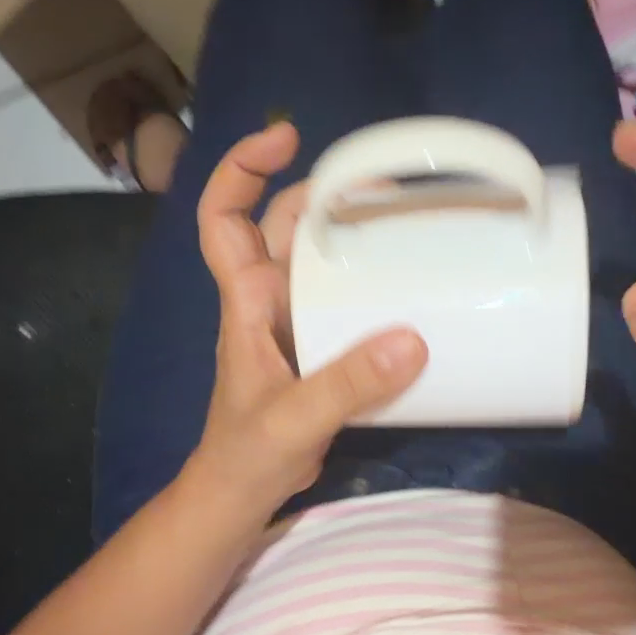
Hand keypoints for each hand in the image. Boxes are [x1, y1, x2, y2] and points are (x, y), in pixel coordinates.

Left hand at [184, 122, 428, 511]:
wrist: (244, 494)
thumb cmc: (248, 454)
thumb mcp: (293, 419)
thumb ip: (346, 384)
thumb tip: (412, 341)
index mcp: (246, 303)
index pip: (223, 217)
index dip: (242, 169)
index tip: (287, 140)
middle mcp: (269, 302)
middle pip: (286, 226)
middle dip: (326, 195)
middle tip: (385, 190)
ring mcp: (296, 326)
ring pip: (319, 262)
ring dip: (355, 237)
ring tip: (409, 225)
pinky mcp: (321, 351)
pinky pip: (345, 302)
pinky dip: (373, 286)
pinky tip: (412, 289)